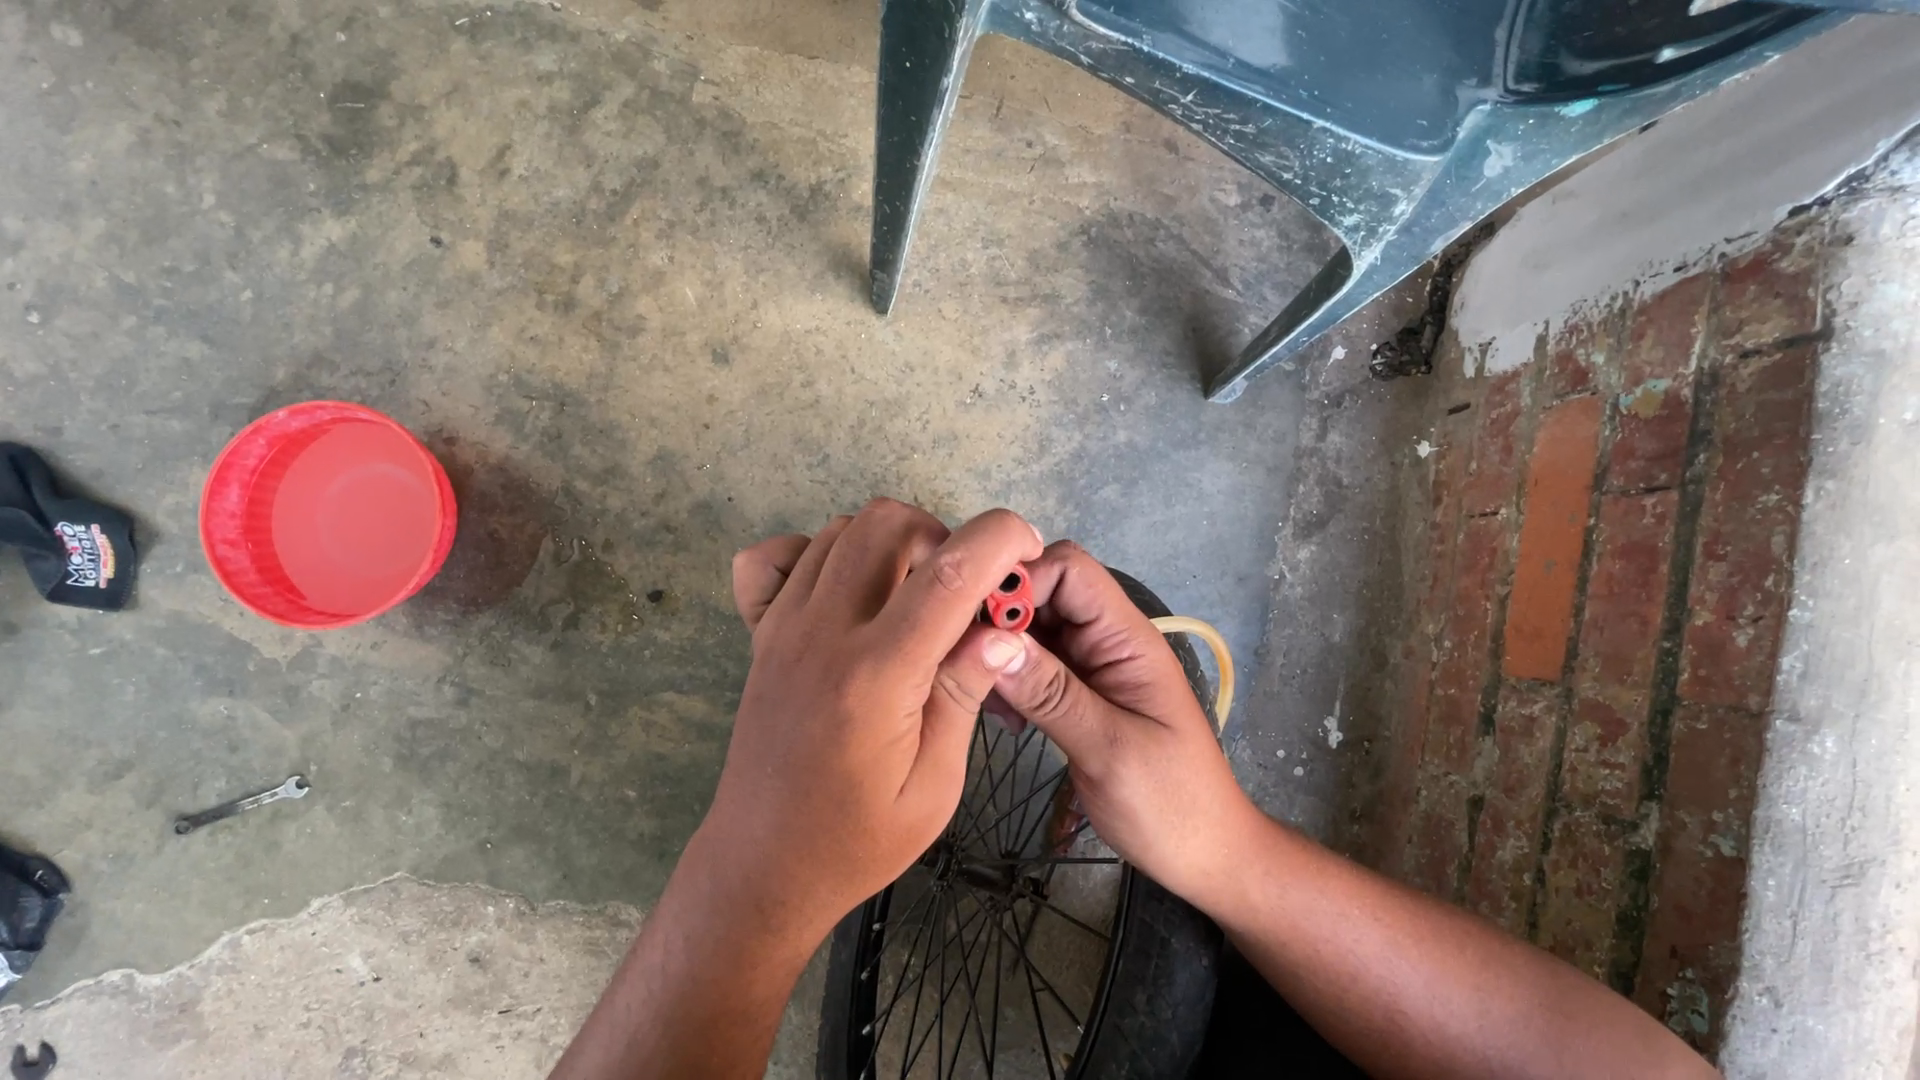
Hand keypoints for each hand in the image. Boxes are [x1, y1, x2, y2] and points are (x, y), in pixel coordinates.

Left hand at [702, 499, 1044, 940]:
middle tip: (962, 592)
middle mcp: (824, 631)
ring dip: (891, 543)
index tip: (1027, 550)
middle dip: (943, 537)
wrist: (763, 865)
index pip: (950, 570)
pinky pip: (774, 557)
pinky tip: (844, 591)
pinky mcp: (759, 633)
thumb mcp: (935, 785)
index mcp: (878, 673)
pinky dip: (815, 551)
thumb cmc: (859, 840)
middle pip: (888, 523)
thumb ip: (965, 692)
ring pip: (841, 528)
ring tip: (912, 595)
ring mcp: (783, 625)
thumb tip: (1003, 627)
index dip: (1001, 539)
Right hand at [989, 541, 1256, 904]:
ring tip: (986, 700)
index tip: (976, 622)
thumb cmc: (1170, 804)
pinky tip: (1003, 718)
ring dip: (1001, 653)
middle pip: (1045, 593)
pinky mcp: (1078, 695)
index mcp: (1127, 639)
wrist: (1204, 855)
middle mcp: (1106, 641)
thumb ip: (1052, 694)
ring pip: (1033, 630)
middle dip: (1001, 617)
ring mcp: (1092, 668)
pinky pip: (1034, 667)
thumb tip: (991, 641)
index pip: (1069, 571)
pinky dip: (1010, 681)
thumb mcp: (1110, 750)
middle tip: (965, 662)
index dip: (1021, 580)